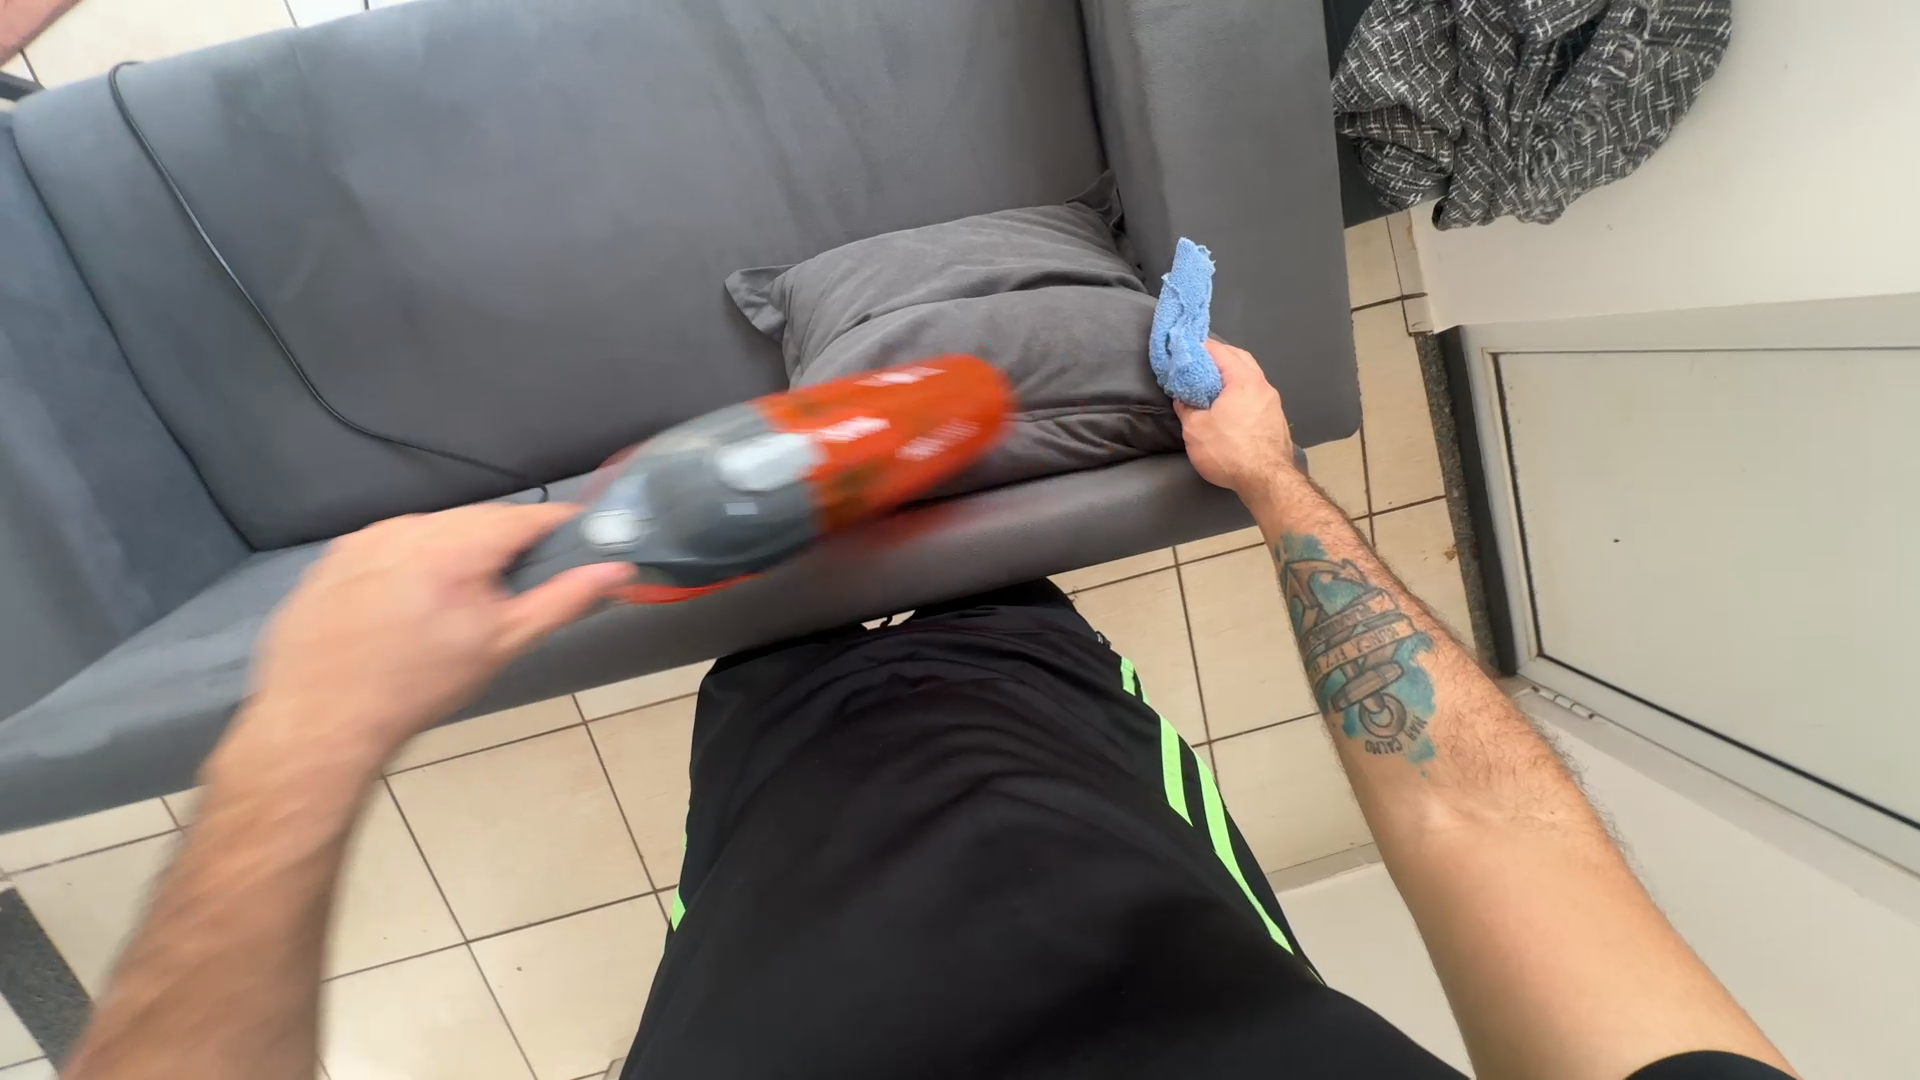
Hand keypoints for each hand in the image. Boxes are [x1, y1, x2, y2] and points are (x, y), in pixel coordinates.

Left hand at [227, 504, 633, 769]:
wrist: (320, 722)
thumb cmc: (423, 683)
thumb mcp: (507, 643)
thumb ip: (566, 599)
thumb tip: (619, 570)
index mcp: (455, 546)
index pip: (529, 515)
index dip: (563, 526)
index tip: (582, 541)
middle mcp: (408, 528)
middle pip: (482, 519)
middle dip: (510, 543)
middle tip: (522, 583)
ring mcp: (365, 538)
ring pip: (439, 528)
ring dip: (464, 549)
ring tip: (463, 598)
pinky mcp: (334, 556)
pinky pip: (396, 542)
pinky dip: (419, 559)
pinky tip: (413, 603)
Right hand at [1174, 340, 1296, 496]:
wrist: (1266, 480)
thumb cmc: (1228, 450)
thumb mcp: (1195, 429)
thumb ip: (1186, 407)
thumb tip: (1182, 397)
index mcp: (1243, 379)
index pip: (1221, 351)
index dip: (1201, 347)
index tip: (1185, 349)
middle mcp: (1262, 385)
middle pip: (1240, 359)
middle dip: (1219, 356)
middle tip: (1198, 362)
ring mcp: (1272, 402)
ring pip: (1250, 377)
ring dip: (1232, 375)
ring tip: (1212, 383)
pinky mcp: (1275, 419)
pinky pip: (1255, 395)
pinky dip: (1240, 391)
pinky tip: (1230, 404)